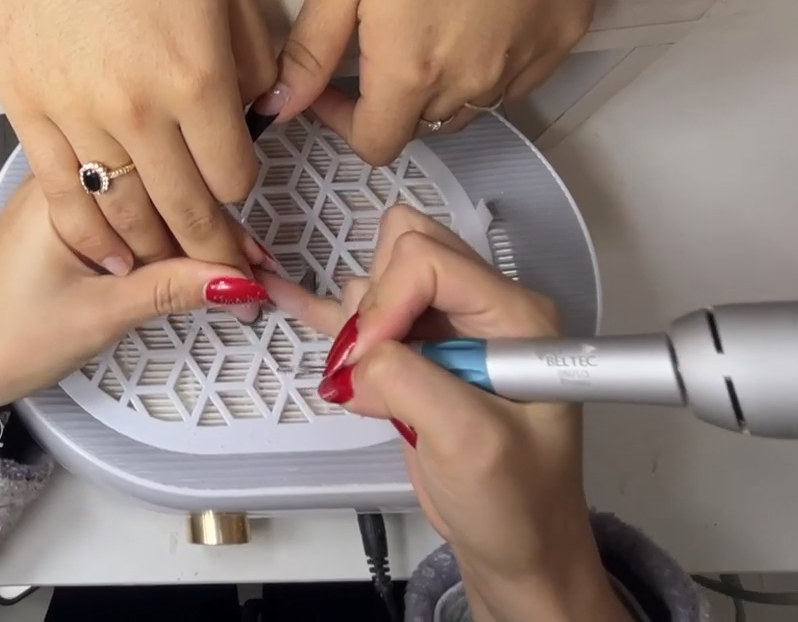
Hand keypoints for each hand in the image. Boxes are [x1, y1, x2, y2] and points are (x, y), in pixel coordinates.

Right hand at [0, 0, 275, 273]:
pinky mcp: (26, 112)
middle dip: (211, 246)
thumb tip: (263, 113)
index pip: (234, 172)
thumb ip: (255, 55)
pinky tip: (110, 261)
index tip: (242, 197)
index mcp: (198, 79)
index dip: (244, 193)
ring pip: (123, 214)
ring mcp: (75, 118)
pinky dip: (90, 237)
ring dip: (153, 251)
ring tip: (169, 267)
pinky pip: (60, 197)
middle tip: (225, 267)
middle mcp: (139, 113)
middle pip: (184, 208)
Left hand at [0, 182, 268, 420]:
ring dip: (183, 239)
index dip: (212, 228)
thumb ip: (169, 288)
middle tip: (258, 267)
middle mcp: (61, 179)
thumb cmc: (10, 337)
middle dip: (206, 233)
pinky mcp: (60, 222)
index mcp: (62, 186)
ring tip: (236, 267)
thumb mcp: (98, 314)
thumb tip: (240, 281)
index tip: (258, 261)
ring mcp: (59, 198)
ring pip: (138, 209)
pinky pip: (118, 221)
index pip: (155, 192)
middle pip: (151, 195)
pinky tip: (186, 264)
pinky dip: (153, 244)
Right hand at [258, 205, 626, 621]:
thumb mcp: (471, 442)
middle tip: (370, 361)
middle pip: (403, 248)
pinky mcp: (409, 347)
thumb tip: (351, 361)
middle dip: (373, 300)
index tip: (368, 362)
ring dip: (356, 322)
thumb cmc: (515, 502)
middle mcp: (480, 305)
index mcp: (514, 313)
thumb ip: (407, 380)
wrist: (514, 549)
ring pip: (375, 277)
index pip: (428, 259)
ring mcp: (442, 324)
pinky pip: (356, 309)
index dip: (386, 301)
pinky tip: (282, 291)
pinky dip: (319, 304)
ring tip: (365, 380)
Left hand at [261, 0, 613, 163]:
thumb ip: (310, 51)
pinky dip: (486, 65)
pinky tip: (475, 13)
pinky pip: (518, 77)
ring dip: (436, 87)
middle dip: (385, 102)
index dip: (340, 123)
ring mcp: (532, 57)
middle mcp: (479, 78)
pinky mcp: (571, 30)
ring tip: (421, 27)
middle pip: (421, 126)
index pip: (376, 144)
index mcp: (415, 69)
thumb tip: (277, 109)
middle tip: (369, 47)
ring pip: (471, 105)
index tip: (325, 84)